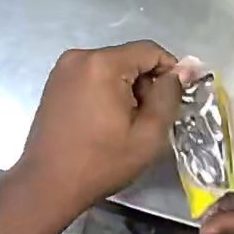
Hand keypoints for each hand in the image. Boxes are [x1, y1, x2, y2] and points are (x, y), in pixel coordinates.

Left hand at [8, 41, 182, 219]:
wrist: (48, 182)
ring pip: (111, 67)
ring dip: (125, 88)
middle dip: (145, 83)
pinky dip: (105, 90)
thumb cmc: (101, 162)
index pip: (149, 50)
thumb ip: (169, 96)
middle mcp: (79, 56)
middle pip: (128, 58)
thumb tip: (185, 68)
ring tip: (124, 123)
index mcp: (102, 64)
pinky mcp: (54, 81)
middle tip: (146, 119)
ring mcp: (63, 67)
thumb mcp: (148, 134)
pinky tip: (103, 119)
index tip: (174, 99)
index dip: (169, 71)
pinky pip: (91, 75)